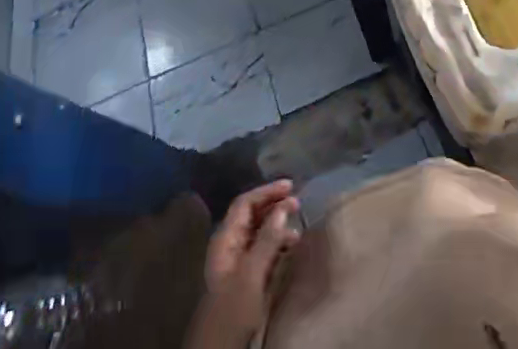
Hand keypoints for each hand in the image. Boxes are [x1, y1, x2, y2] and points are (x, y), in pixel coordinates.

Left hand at [185, 180, 301, 348]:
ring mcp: (237, 261)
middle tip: (297, 202)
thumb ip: (267, 240)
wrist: (219, 346)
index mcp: (225, 237)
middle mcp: (229, 243)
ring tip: (297, 227)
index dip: (266, 191)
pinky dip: (276, 244)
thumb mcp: (252, 273)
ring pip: (258, 232)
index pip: (245, 204)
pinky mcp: (246, 277)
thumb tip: (283, 207)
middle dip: (273, 205)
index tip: (290, 185)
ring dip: (277, 226)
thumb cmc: (233, 307)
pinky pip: (262, 250)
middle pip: (251, 215)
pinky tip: (290, 248)